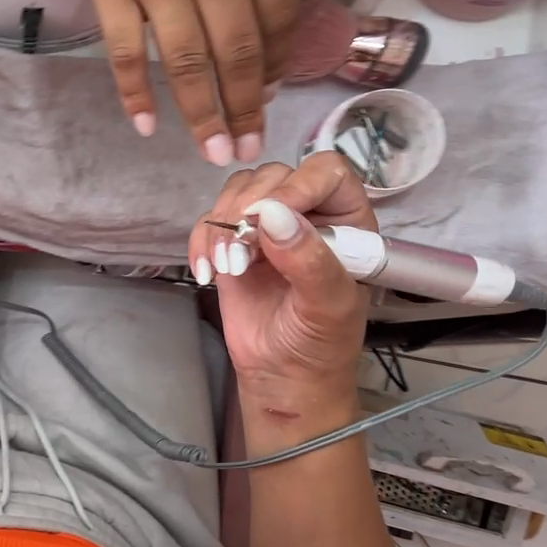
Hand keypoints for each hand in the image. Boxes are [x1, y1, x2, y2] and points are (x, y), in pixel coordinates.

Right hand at [188, 154, 375, 409]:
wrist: (283, 374)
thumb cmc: (319, 342)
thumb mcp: (327, 304)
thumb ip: (307, 258)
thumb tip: (271, 215)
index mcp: (346, 219)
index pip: (323, 172)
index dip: (294, 186)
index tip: (264, 217)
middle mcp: (306, 214)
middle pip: (272, 176)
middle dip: (246, 209)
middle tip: (240, 250)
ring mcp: (265, 230)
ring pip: (237, 193)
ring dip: (221, 225)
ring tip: (226, 265)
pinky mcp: (231, 247)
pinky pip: (208, 224)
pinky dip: (200, 244)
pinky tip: (208, 273)